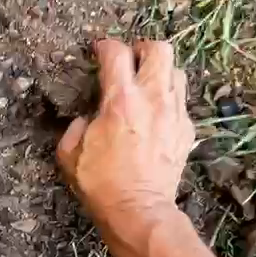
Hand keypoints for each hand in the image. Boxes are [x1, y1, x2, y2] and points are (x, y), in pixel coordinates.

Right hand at [56, 39, 193, 235]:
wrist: (138, 210)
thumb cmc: (101, 183)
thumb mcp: (70, 154)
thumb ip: (74, 128)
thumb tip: (85, 119)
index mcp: (119, 101)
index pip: (116, 54)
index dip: (105, 46)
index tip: (100, 50)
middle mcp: (151, 99)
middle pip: (159, 50)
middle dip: (142, 49)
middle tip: (130, 60)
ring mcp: (173, 113)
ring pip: (176, 71)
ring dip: (160, 72)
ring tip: (145, 84)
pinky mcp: (185, 130)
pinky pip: (181, 101)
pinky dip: (167, 99)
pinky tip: (154, 114)